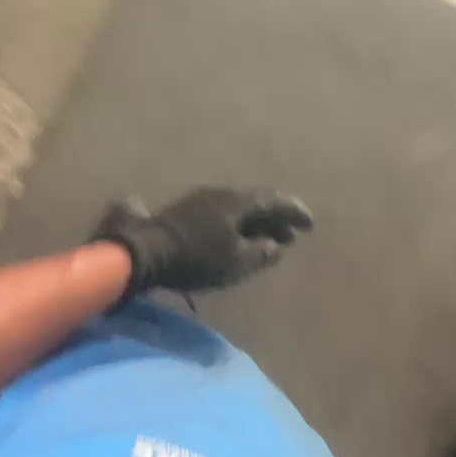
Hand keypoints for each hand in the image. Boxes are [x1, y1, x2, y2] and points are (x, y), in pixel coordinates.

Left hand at [94, 187, 312, 297]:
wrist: (146, 251)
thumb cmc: (196, 258)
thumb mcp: (236, 263)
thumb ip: (261, 253)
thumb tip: (275, 245)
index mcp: (238, 201)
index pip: (275, 200)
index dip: (294, 212)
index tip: (309, 224)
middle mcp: (222, 193)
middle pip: (256, 202)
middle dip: (276, 219)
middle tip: (290, 237)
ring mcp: (201, 199)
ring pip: (238, 207)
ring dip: (255, 223)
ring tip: (266, 241)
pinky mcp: (186, 210)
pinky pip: (223, 212)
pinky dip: (237, 224)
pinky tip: (235, 239)